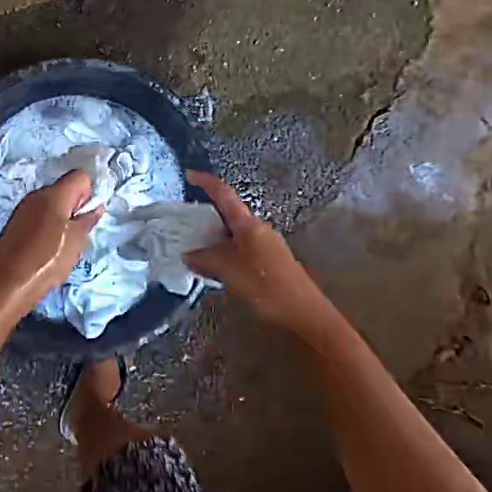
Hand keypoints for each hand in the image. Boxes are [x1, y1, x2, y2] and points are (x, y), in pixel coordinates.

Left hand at [0, 170, 104, 316]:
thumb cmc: (48, 259)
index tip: (88, 214)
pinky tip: (47, 248)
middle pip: (63, 189)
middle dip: (75, 206)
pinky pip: (37, 216)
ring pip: (50, 204)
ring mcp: (23, 208)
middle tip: (78, 232)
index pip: (79, 176)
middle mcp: (36, 195)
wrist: (8, 282)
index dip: (89, 192)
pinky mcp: (15, 223)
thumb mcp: (76, 241)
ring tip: (63, 244)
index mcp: (53, 194)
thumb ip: (88, 220)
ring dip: (61, 218)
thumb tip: (96, 207)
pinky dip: (46, 226)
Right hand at [184, 170, 329, 330]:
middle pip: (228, 216)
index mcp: (248, 224)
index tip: (189, 175)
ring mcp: (267, 248)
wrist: (306, 316)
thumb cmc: (266, 286)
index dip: (206, 182)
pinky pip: (242, 252)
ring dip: (215, 242)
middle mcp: (259, 230)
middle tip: (185, 227)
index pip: (224, 194)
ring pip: (234, 237)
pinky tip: (217, 272)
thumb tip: (188, 254)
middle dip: (206, 219)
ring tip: (195, 253)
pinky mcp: (272, 265)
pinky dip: (226, 256)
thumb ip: (204, 259)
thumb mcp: (228, 270)